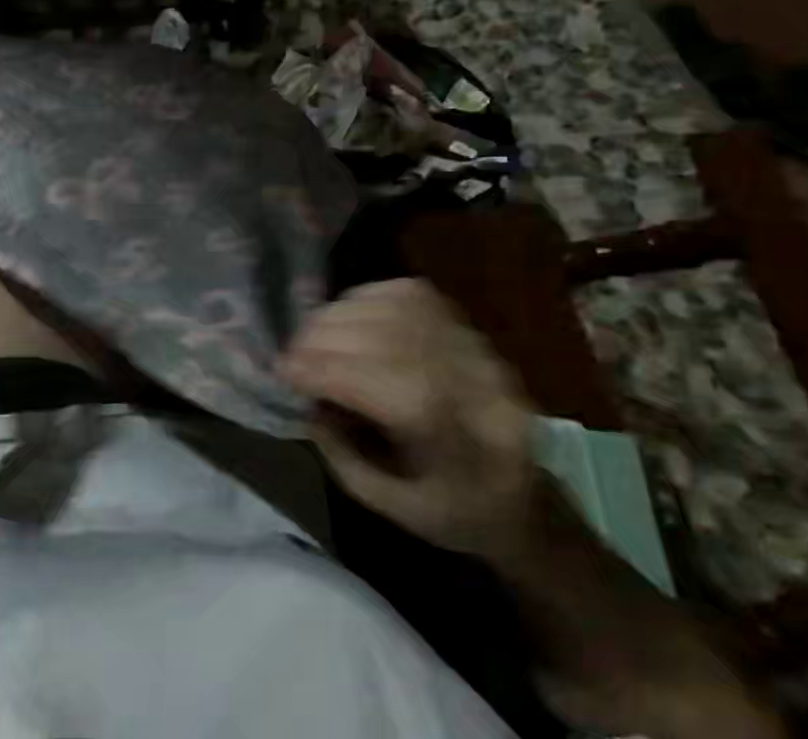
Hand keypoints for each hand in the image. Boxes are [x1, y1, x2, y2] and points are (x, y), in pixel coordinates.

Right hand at [279, 277, 535, 554]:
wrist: (524, 496)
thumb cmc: (454, 513)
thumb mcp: (389, 505)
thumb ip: (340, 450)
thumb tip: (301, 398)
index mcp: (462, 442)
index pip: (393, 387)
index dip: (329, 370)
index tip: (283, 371)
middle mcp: (477, 384)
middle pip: (394, 338)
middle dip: (327, 339)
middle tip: (291, 354)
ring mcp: (478, 349)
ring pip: (401, 308)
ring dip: (343, 315)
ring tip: (312, 335)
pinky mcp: (470, 330)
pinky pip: (411, 295)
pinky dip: (368, 299)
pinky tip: (347, 317)